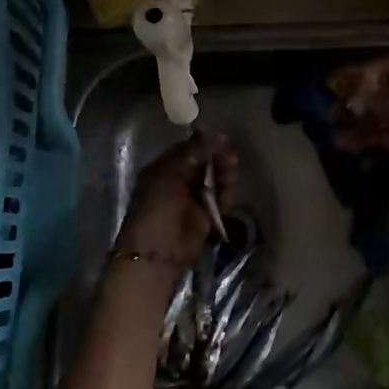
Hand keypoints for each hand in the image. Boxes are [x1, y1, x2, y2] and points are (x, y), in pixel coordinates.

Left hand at [116, 132, 239, 269]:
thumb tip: (218, 135)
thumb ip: (195, 153)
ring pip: (216, 179)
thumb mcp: (171, 175)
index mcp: (164, 168)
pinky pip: (221, 198)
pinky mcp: (206, 215)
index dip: (206, 142)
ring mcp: (193, 198)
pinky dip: (226, 196)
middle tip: (231, 159)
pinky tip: (227, 197)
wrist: (158, 253)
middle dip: (219, 159)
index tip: (224, 139)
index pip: (188, 148)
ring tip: (230, 178)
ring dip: (225, 176)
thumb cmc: (157, 209)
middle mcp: (179, 180)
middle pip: (205, 162)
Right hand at [330, 51, 388, 235]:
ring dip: (358, 115)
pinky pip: (382, 135)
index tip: (352, 82)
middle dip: (362, 92)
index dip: (378, 70)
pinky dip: (363, 137)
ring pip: (383, 112)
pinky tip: (342, 143)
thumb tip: (360, 93)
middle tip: (336, 102)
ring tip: (332, 121)